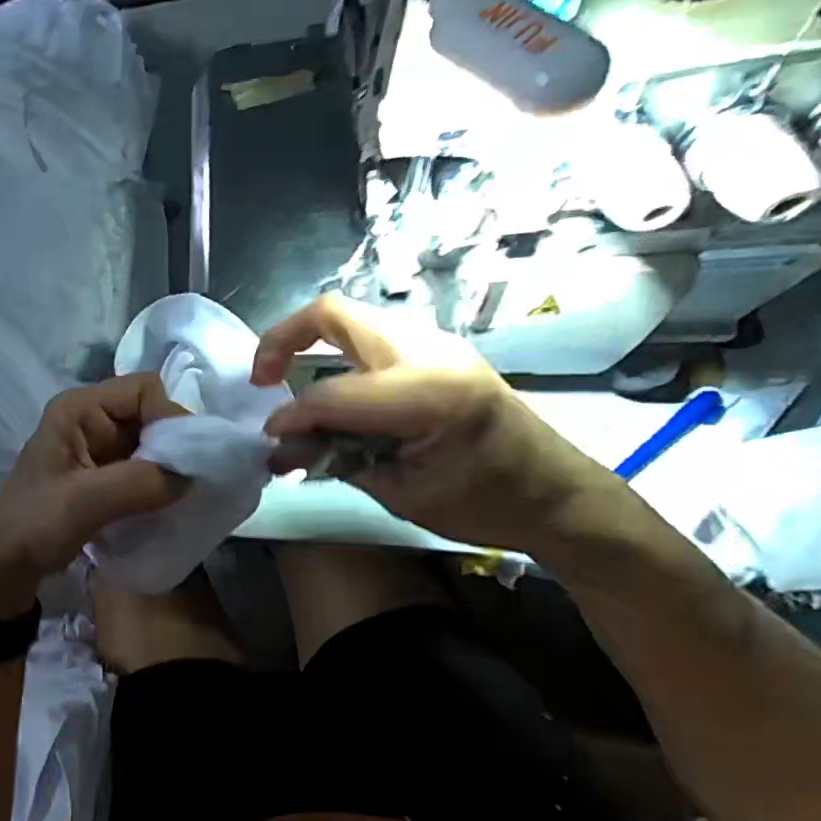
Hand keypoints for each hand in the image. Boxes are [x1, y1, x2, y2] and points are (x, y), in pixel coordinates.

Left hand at [0, 373, 190, 617]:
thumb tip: (192, 476)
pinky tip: (167, 505)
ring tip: (182, 495)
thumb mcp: (84, 502)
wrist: (1, 569)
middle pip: (151, 414)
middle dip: (173, 444)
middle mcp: (92, 419)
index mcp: (79, 409)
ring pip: (152, 443)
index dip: (169, 416)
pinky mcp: (104, 476)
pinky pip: (145, 468)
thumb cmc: (32, 526)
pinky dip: (159, 483)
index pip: (143, 389)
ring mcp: (99, 449)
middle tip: (189, 481)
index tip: (184, 459)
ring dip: (169, 467)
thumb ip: (139, 483)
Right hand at [252, 294, 633, 556]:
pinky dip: (338, 355)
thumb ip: (339, 459)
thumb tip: (282, 447)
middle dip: (283, 339)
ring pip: (350, 319)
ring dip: (310, 345)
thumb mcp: (404, 495)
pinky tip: (334, 392)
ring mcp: (435, 341)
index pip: (333, 393)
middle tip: (262, 380)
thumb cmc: (487, 506)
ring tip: (292, 387)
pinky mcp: (436, 349)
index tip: (270, 440)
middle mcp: (429, 349)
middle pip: (333, 313)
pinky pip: (370, 336)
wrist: (559, 494)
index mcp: (429, 392)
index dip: (292, 417)